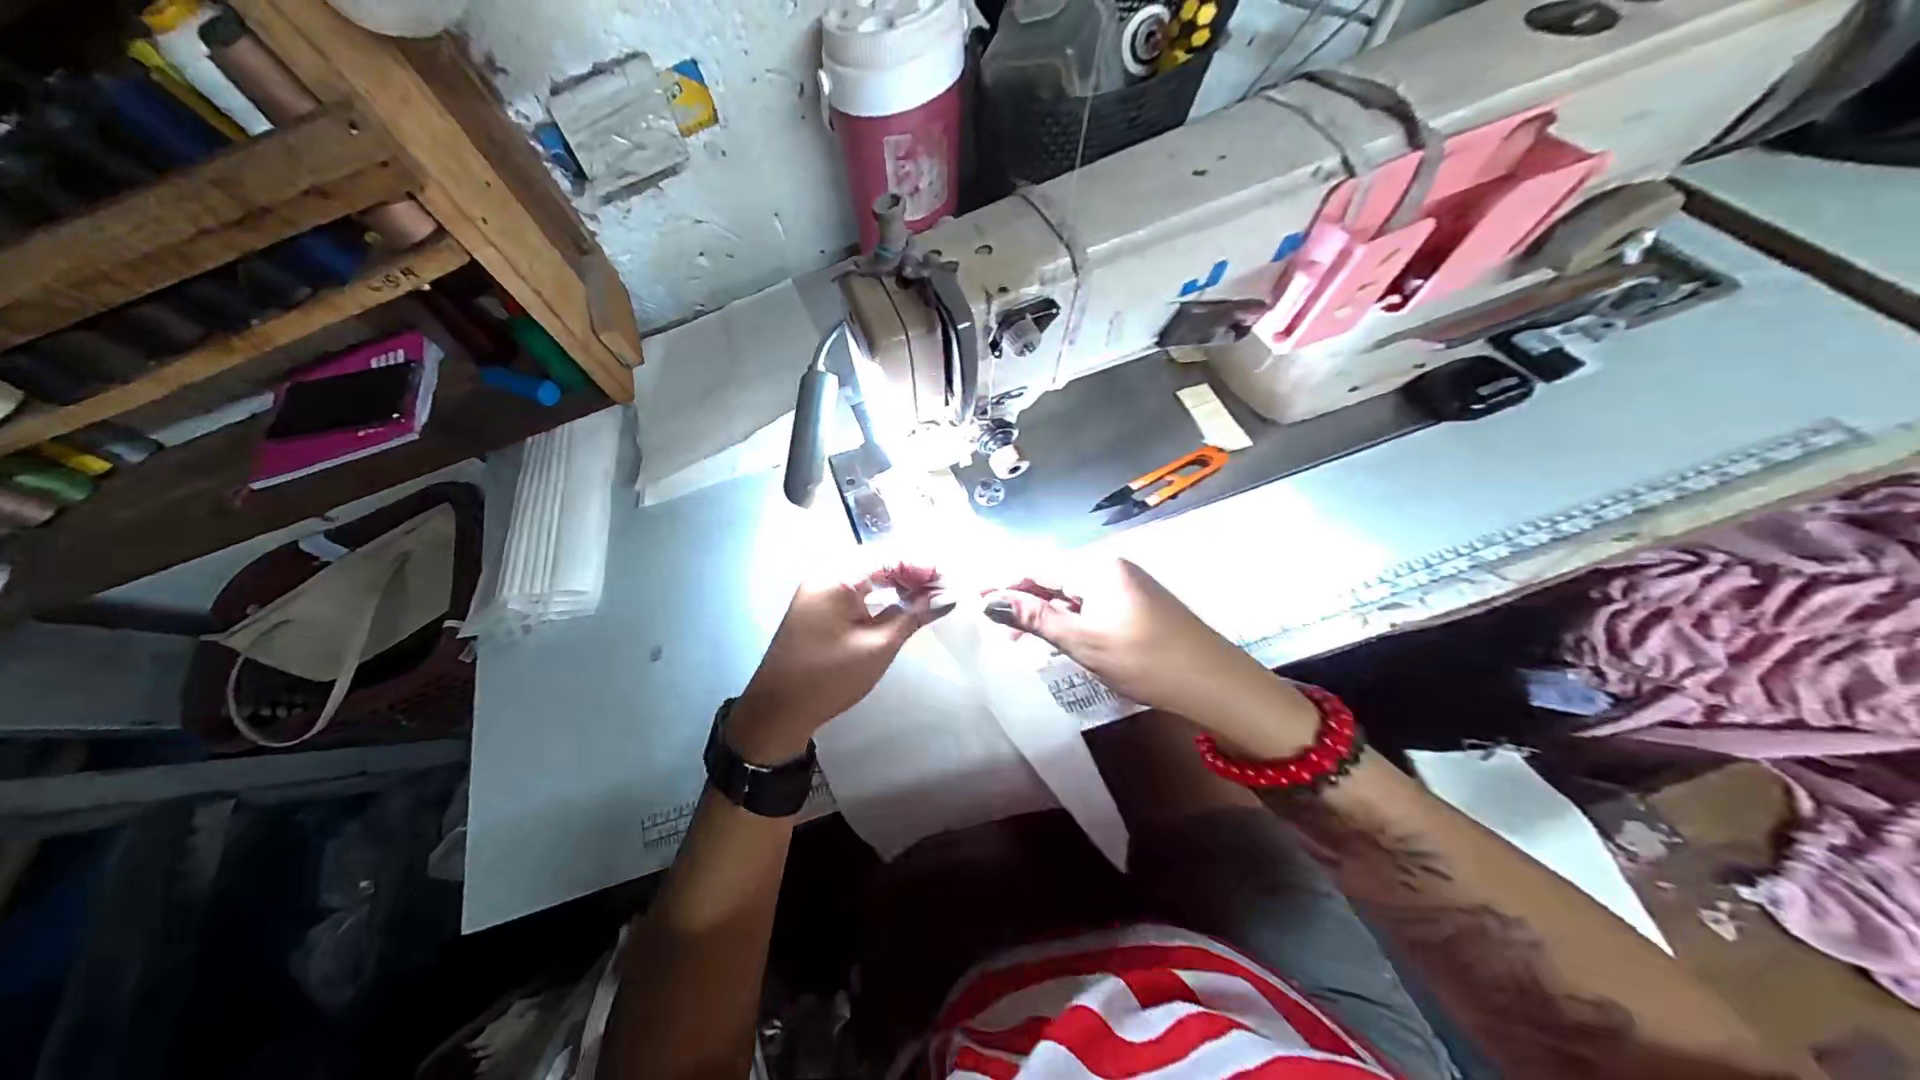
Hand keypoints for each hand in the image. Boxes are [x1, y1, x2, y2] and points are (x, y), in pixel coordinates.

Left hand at [728, 558, 955, 761]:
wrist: (778, 711)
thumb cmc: (828, 678)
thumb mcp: (878, 646)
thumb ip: (914, 615)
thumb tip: (949, 597)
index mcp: (837, 575)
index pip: (891, 555)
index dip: (926, 566)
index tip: (955, 583)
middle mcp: (827, 571)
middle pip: (882, 558)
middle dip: (917, 572)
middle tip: (949, 591)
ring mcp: (822, 586)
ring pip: (872, 572)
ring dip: (903, 582)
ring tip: (934, 598)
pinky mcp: (822, 602)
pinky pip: (860, 586)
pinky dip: (885, 592)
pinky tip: (906, 604)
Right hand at [983, 559, 1319, 757]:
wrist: (1214, 683)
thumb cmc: (1145, 660)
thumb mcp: (1083, 641)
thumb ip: (1035, 617)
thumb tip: (991, 601)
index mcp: (1096, 566)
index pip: (1036, 564)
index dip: (1002, 580)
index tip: (973, 597)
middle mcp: (1109, 566)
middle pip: (1052, 576)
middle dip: (1021, 599)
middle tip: (995, 628)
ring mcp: (1124, 585)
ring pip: (1069, 593)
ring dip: (1042, 613)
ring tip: (1019, 641)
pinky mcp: (1134, 604)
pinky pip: (1088, 604)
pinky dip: (1066, 620)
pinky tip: (1054, 640)